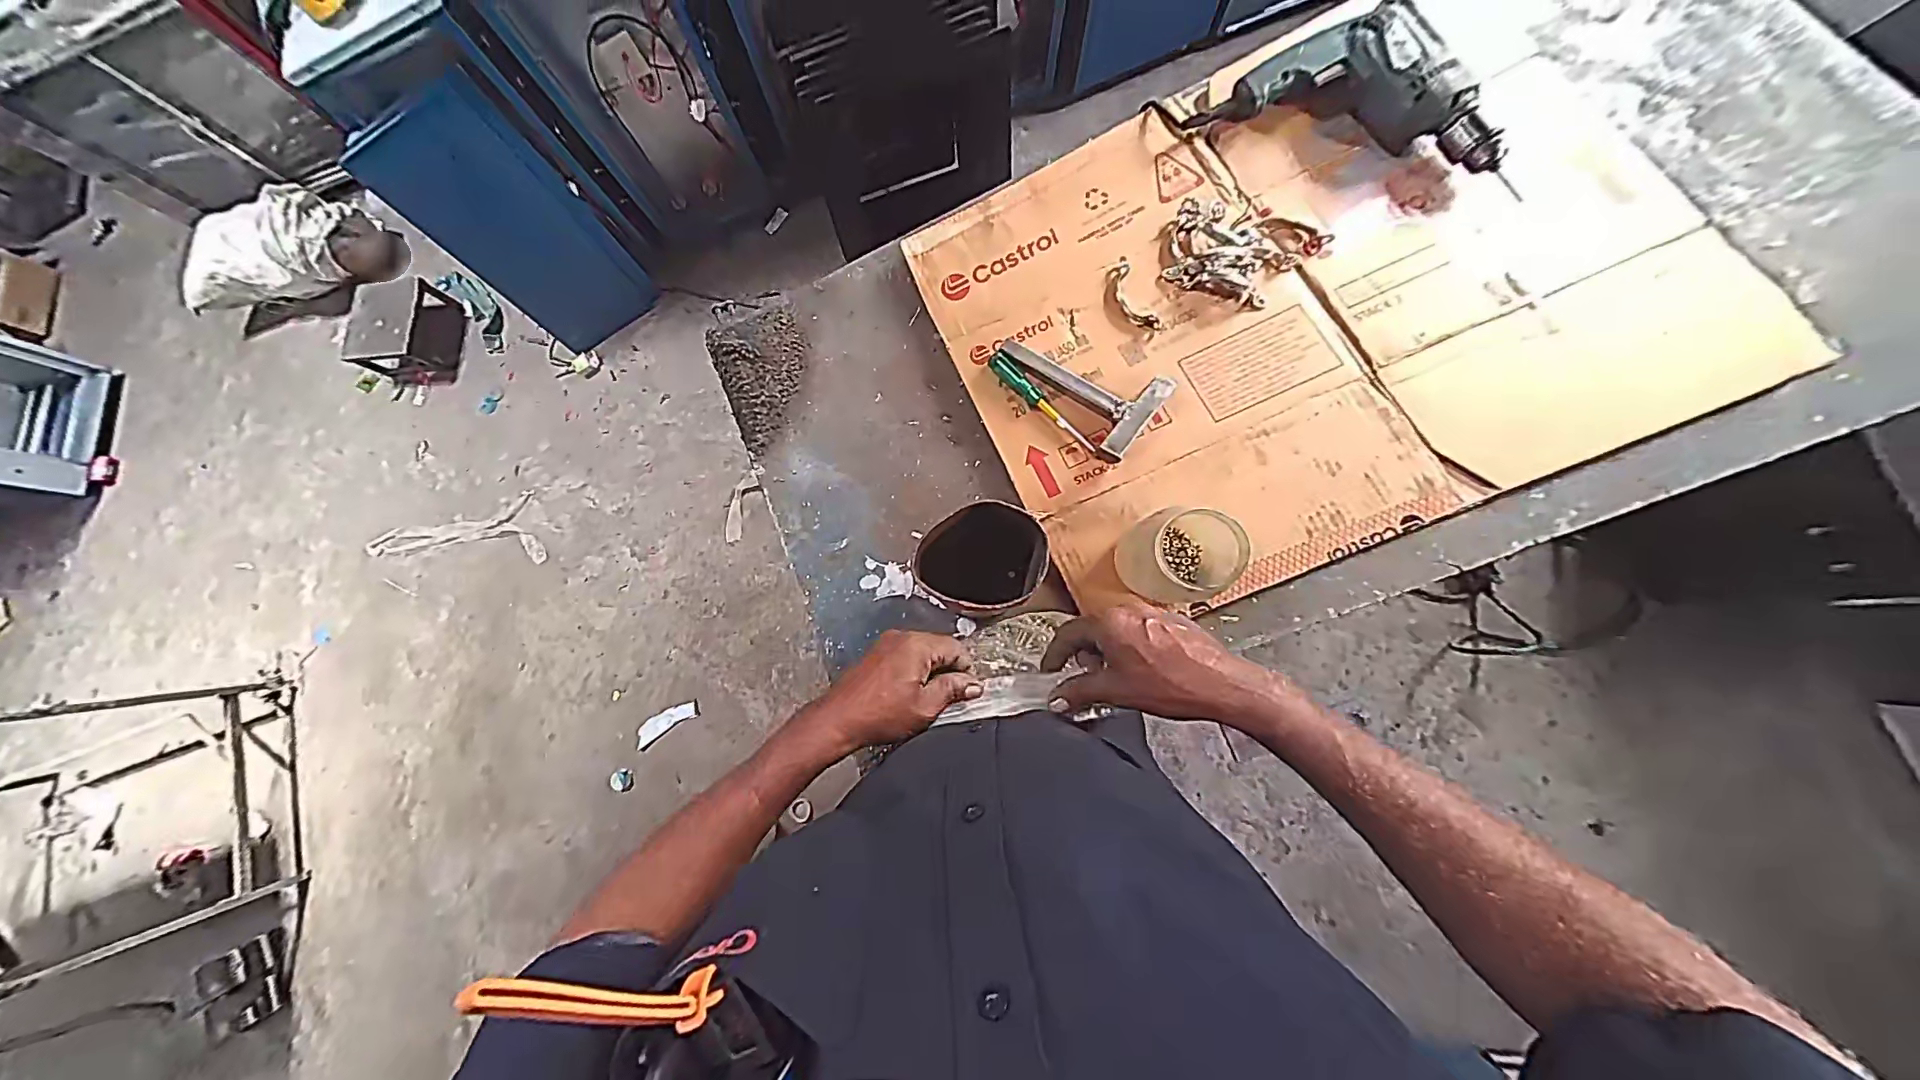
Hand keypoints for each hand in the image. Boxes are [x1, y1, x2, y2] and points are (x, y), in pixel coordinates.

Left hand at [793, 630, 982, 753]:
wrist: (838, 720)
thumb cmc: (875, 715)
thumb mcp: (925, 707)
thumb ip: (953, 690)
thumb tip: (972, 684)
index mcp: (917, 645)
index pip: (957, 648)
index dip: (966, 671)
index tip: (967, 690)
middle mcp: (901, 638)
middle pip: (940, 648)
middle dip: (948, 672)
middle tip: (948, 699)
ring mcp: (887, 645)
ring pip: (923, 653)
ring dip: (930, 673)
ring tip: (924, 700)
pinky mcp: (877, 655)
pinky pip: (906, 657)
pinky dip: (913, 672)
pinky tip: (907, 695)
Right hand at [1041, 603, 1294, 723]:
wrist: (1222, 684)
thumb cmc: (1174, 685)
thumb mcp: (1116, 692)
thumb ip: (1080, 691)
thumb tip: (1059, 697)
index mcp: (1109, 622)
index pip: (1068, 633)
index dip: (1055, 654)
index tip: (1051, 668)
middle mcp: (1129, 609)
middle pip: (1092, 628)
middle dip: (1084, 654)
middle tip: (1086, 677)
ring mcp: (1152, 612)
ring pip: (1116, 628)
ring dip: (1108, 650)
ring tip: (1117, 677)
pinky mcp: (1171, 620)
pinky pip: (1139, 629)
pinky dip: (1130, 646)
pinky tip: (1143, 670)